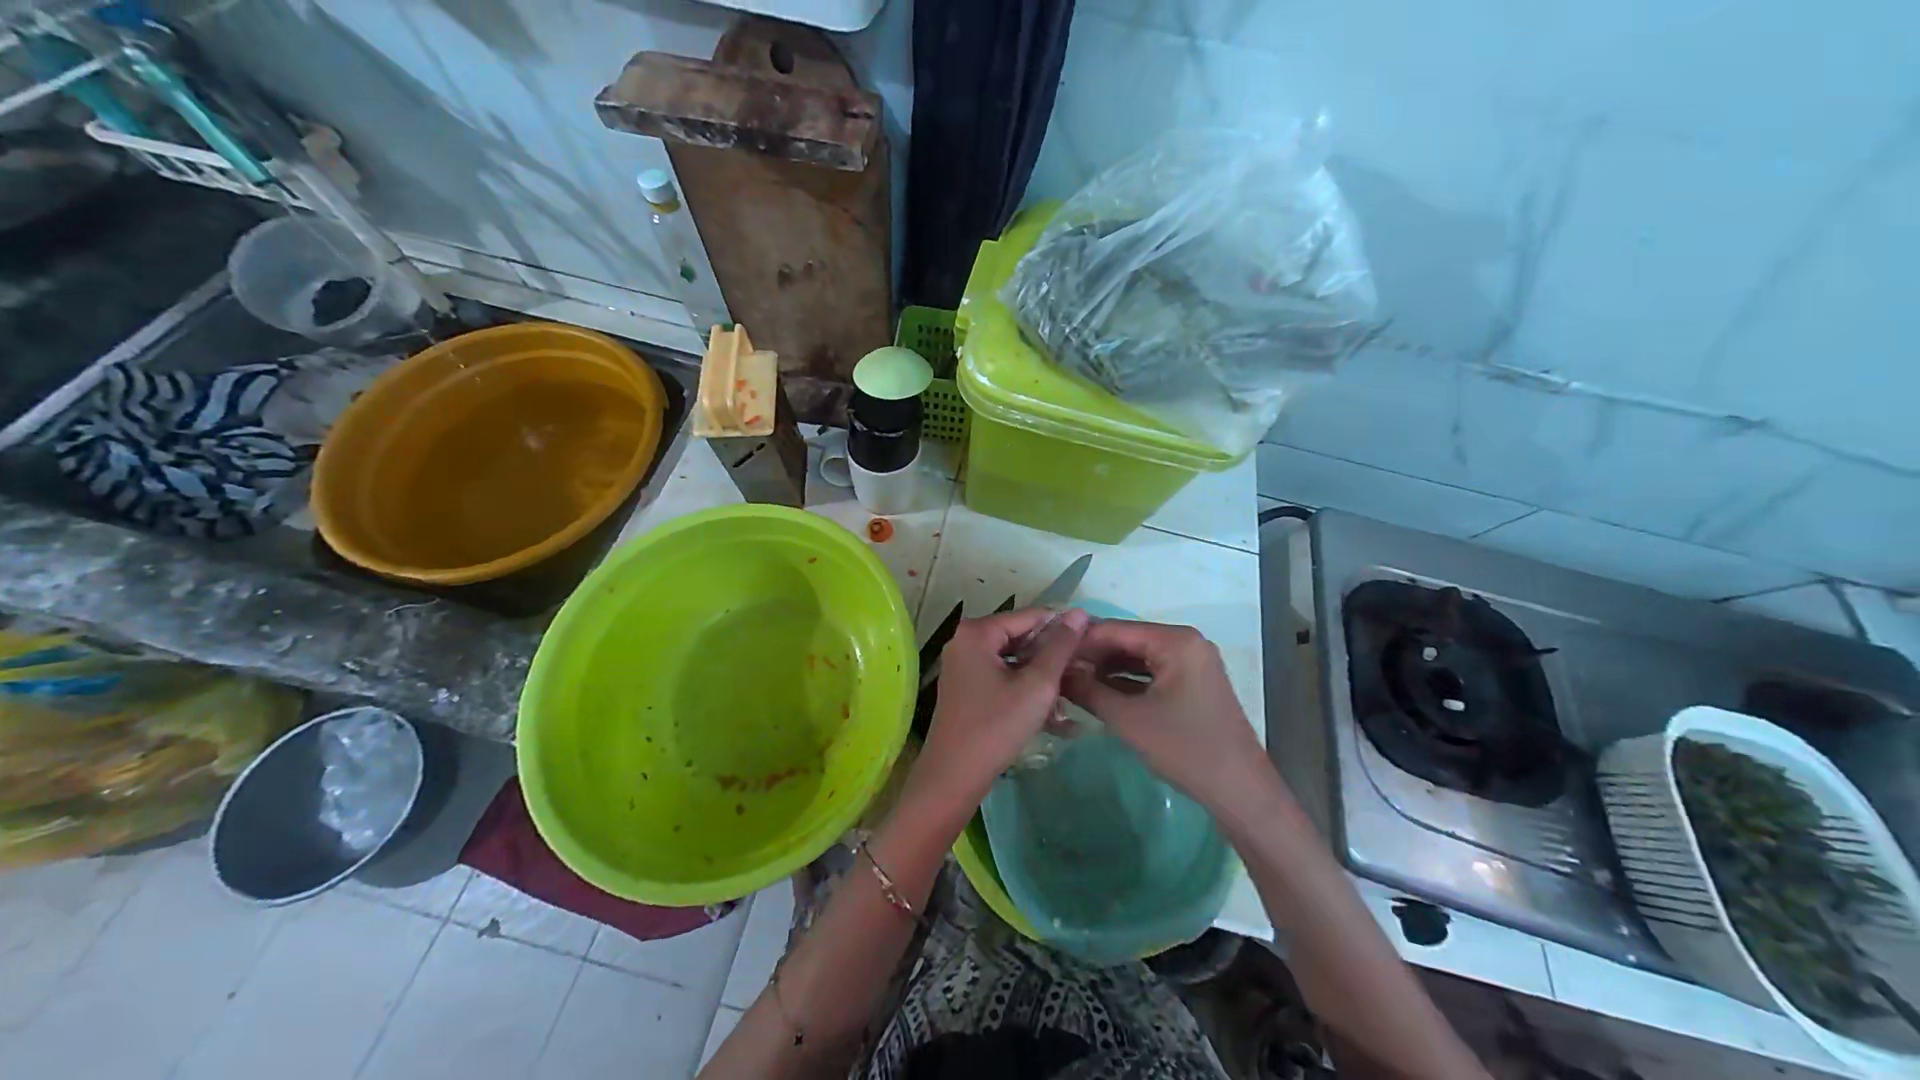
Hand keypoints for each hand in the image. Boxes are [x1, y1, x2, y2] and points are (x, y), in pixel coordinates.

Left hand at [914, 607, 1090, 805]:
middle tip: (1083, 673)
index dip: (1064, 628)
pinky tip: (1052, 710)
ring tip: (1071, 693)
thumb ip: (1060, 646)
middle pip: (1020, 637)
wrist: (954, 776)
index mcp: (977, 632)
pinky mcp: (966, 687)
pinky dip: (1025, 688)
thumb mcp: (1037, 685)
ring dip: (1042, 675)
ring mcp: (963, 664)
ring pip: (1014, 659)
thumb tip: (1080, 613)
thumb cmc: (997, 726)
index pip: (1031, 616)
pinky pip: (1003, 676)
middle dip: (1052, 655)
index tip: (1092, 644)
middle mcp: (965, 641)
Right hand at [1062, 620, 1264, 806]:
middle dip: (1092, 655)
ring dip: (1107, 669)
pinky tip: (1099, 691)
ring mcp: (1192, 662)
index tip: (1048, 653)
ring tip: (1071, 680)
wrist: (1238, 788)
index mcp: (1175, 641)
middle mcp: (1186, 642)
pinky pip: (1152, 672)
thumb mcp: (1127, 718)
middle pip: (1127, 640)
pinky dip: (1127, 681)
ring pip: (1138, 657)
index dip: (1079, 641)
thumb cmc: (1183, 747)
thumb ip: (1088, 690)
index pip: (1115, 629)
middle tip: (1057, 669)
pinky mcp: (1192, 683)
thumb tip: (1057, 673)